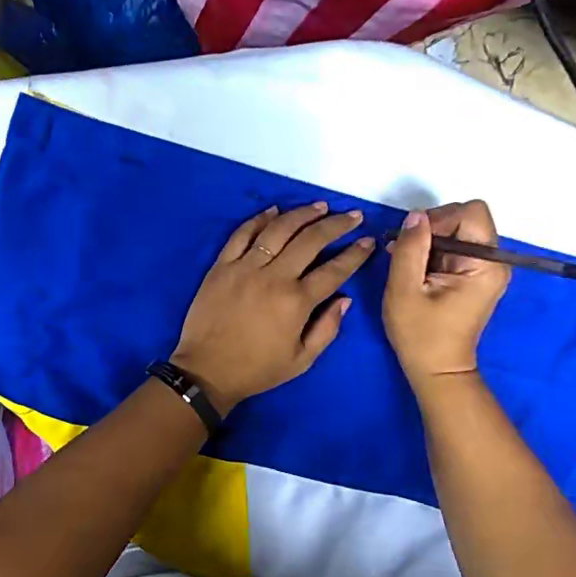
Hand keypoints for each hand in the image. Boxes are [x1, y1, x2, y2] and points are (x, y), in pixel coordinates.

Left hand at [170, 202, 375, 408]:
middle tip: (352, 216)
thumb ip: (327, 328)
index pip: (334, 270)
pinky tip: (273, 210)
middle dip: (336, 225)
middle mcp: (273, 277)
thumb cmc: (257, 369)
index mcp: (296, 301)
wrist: (206, 370)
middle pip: (310, 240)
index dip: (355, 254)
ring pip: (277, 230)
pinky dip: (259, 219)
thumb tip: (345, 299)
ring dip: (301, 214)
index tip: (369, 241)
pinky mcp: (221, 266)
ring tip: (319, 206)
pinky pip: (241, 235)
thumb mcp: (301, 360)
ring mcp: (244, 268)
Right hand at [383, 201, 509, 378]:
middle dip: (432, 227)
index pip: (471, 212)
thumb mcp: (404, 289)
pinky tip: (414, 269)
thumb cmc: (420, 334)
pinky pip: (454, 247)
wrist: (437, 370)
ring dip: (429, 240)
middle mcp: (493, 262)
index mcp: (485, 264)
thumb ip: (410, 248)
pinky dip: (432, 251)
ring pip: (458, 231)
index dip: (440, 218)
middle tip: (406, 252)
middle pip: (466, 219)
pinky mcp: (473, 277)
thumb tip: (415, 215)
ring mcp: (485, 269)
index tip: (416, 242)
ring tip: (406, 262)